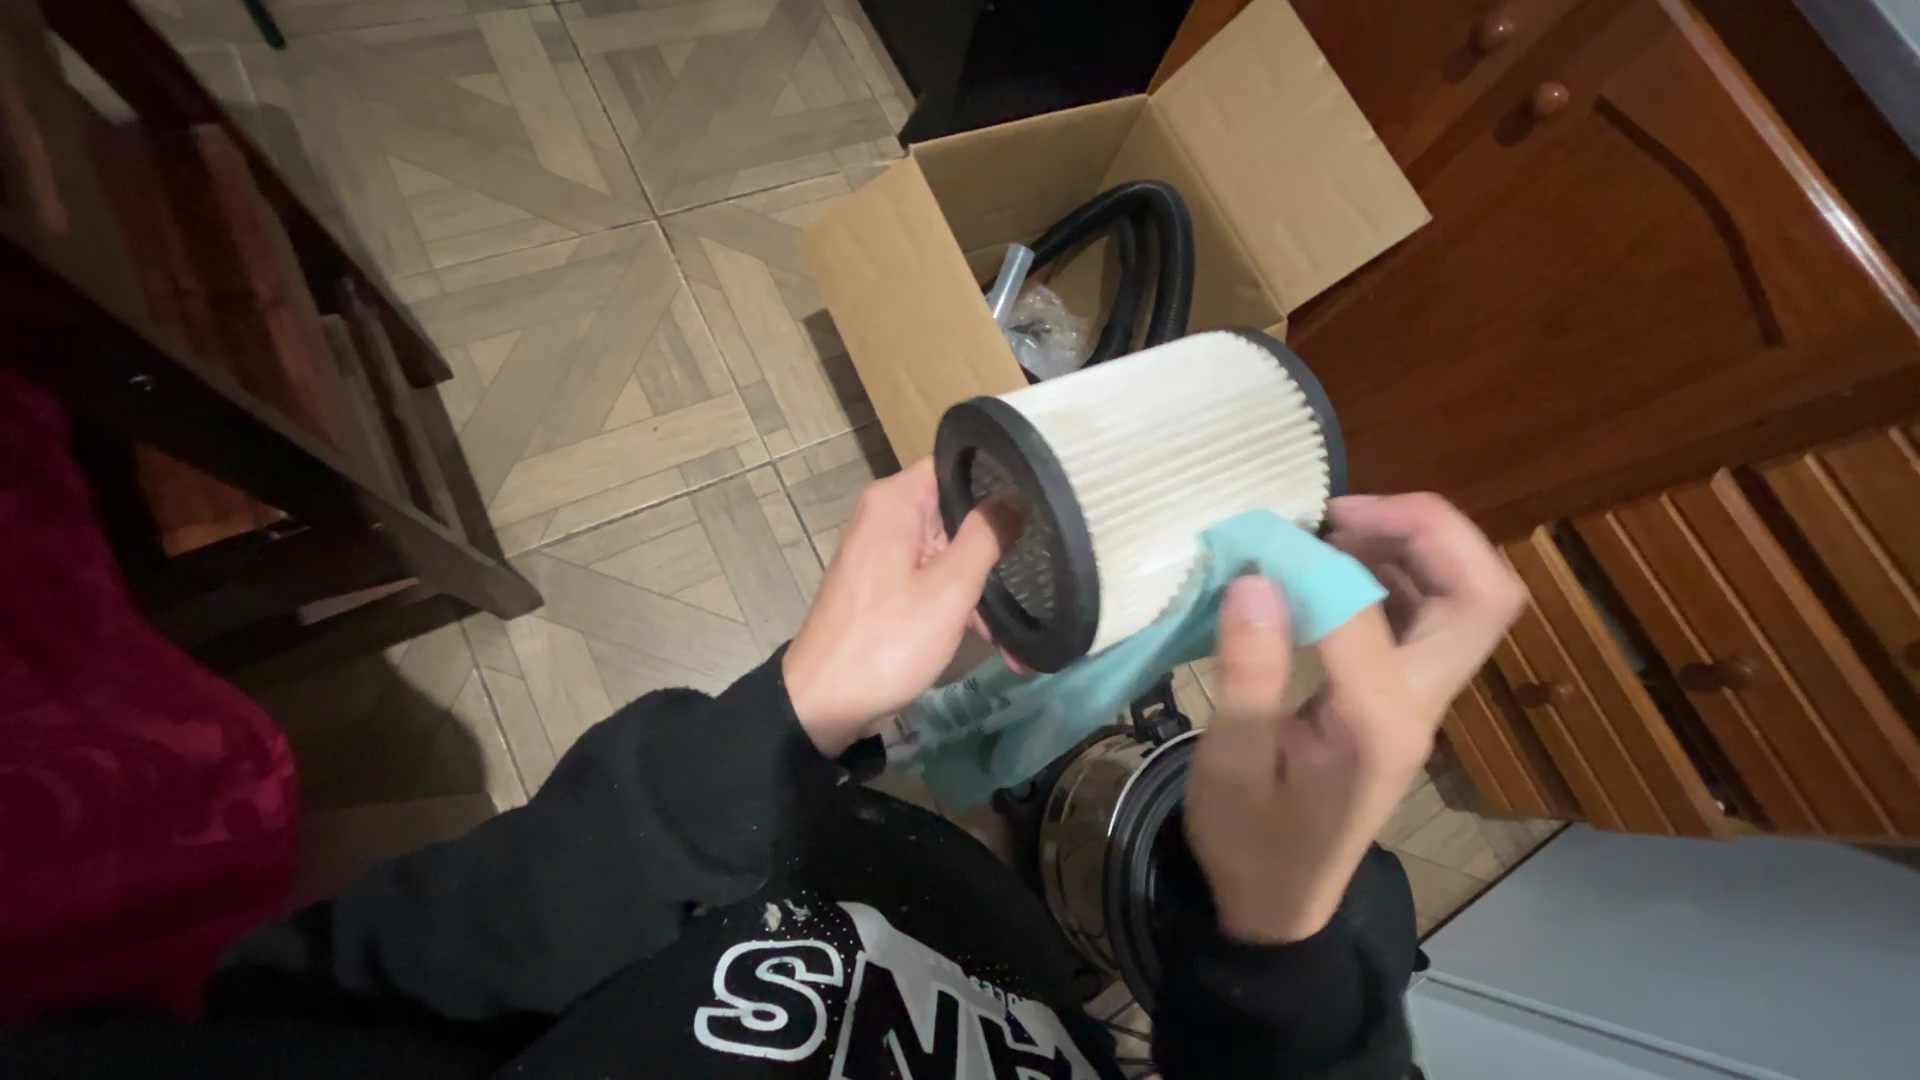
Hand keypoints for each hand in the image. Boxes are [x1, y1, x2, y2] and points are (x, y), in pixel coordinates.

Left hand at [783, 459, 1018, 754]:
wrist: (825, 704)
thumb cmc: (888, 640)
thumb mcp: (949, 588)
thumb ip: (987, 536)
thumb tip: (1017, 496)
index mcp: (897, 501)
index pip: (957, 464)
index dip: (1001, 477)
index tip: (1044, 498)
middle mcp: (889, 517)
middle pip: (958, 510)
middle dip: (1000, 542)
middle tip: (1050, 559)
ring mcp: (888, 554)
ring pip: (952, 552)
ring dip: (986, 586)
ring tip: (1031, 621)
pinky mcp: (890, 588)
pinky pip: (936, 581)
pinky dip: (963, 606)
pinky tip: (1003, 642)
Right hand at [1184, 493, 1525, 942]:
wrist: (1279, 897)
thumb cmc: (1247, 837)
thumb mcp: (1230, 766)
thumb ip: (1248, 674)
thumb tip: (1256, 579)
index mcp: (1376, 725)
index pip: (1360, 612)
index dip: (1306, 562)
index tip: (1250, 541)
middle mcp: (1419, 706)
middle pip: (1481, 596)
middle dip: (1424, 530)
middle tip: (1338, 511)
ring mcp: (1421, 702)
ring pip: (1468, 599)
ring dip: (1414, 545)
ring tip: (1331, 528)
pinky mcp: (1405, 698)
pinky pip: (1430, 615)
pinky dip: (1395, 571)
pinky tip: (1335, 566)